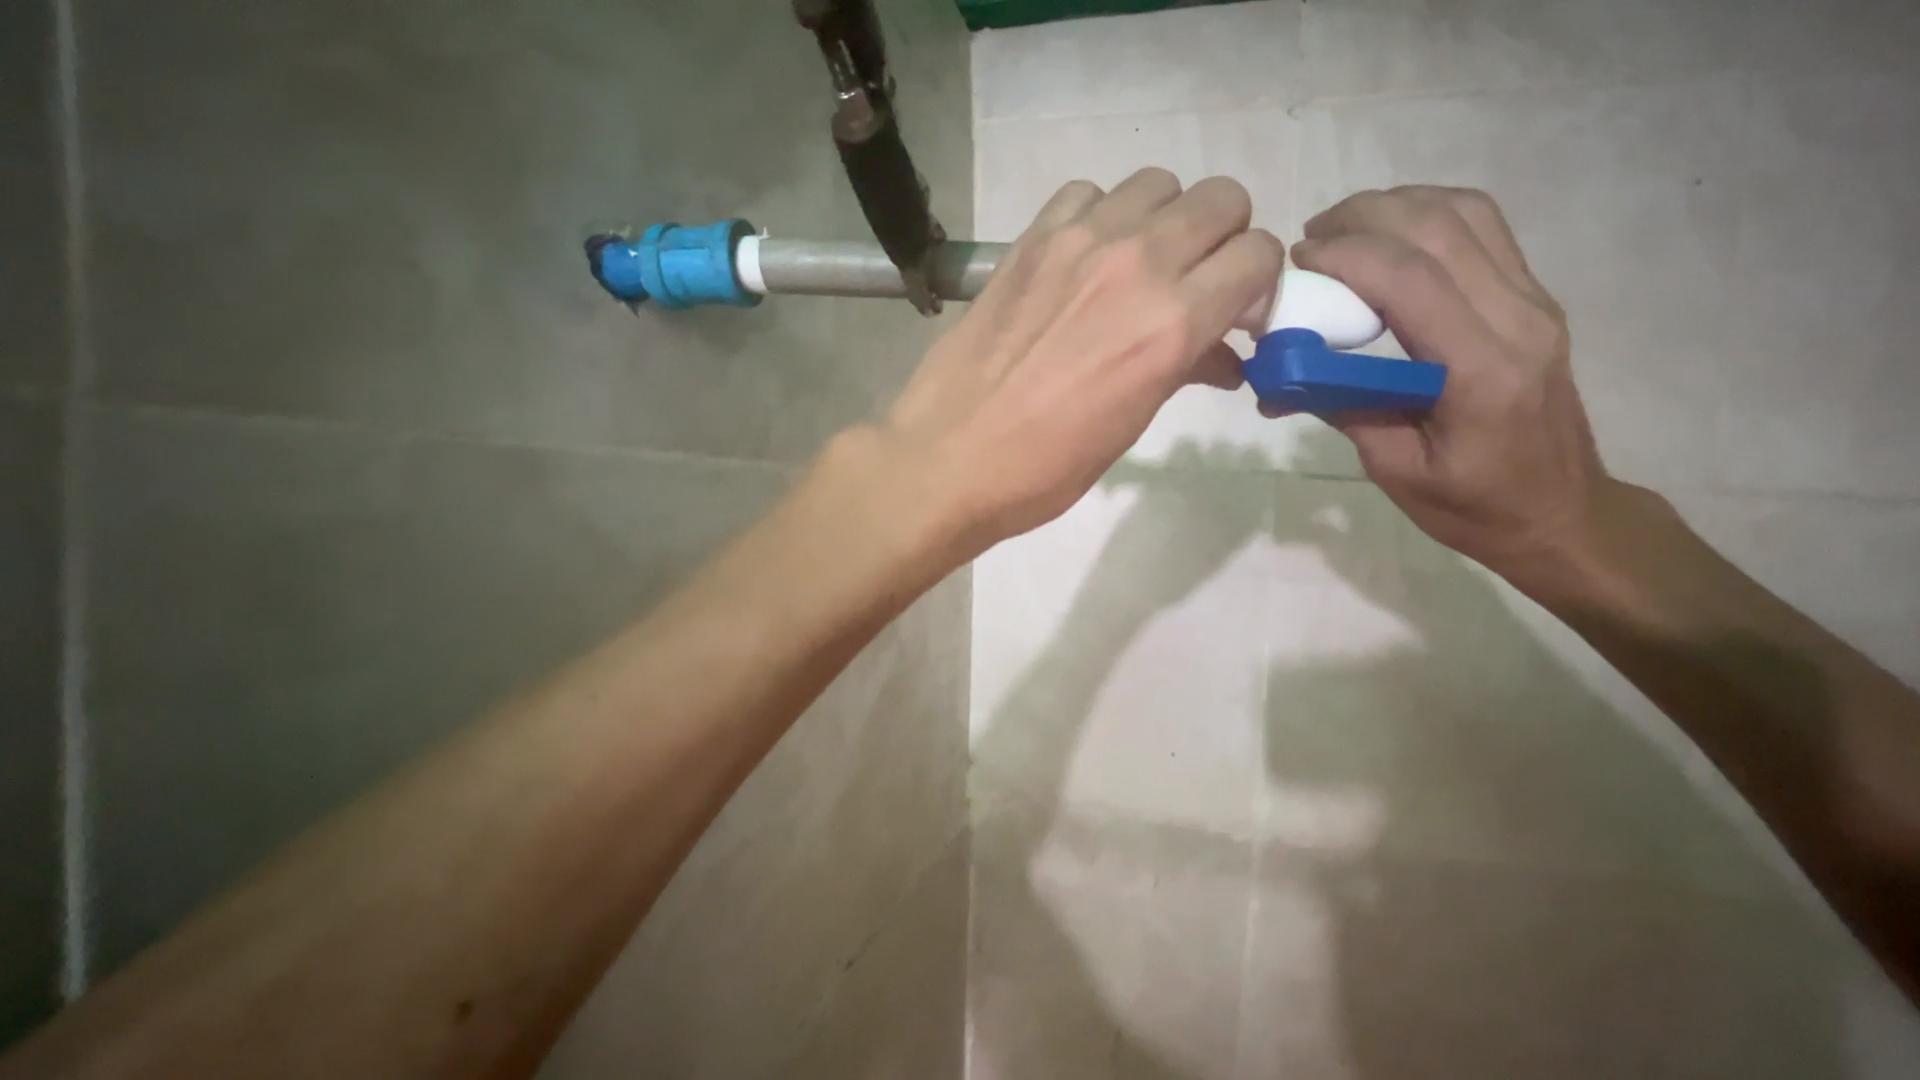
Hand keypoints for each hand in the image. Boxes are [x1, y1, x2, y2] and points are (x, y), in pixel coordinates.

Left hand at [869, 169, 1283, 554]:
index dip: (1258, 282)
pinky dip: (1101, 214)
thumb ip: (1186, 366)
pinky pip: (1088, 192)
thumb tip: (1220, 353)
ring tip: (1141, 265)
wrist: (949, 457)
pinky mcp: (1031, 239)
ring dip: (1166, 219)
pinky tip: (1085, 258)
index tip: (1238, 310)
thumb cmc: (1048, 466)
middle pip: (1221, 200)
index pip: (1257, 255)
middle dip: (1225, 239)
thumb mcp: (1135, 422)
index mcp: (1172, 322)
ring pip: (1159, 183)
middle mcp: (1137, 263)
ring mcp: (1079, 241)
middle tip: (1199, 281)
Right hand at [1290, 186, 1612, 576]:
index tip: (1294, 263)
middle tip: (1309, 242)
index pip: (1410, 280)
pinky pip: (1483, 229)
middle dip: (1363, 218)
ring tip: (1343, 232)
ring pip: (1466, 213)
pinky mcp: (1534, 297)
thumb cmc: (1472, 506)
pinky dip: (1429, 217)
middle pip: (1438, 228)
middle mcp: (1518, 319)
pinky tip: (1391, 238)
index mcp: (1481, 372)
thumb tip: (1277, 368)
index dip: (1345, 256)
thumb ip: (1342, 406)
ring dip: (1396, 207)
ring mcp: (1534, 302)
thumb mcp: (1394, 470)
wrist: (1559, 512)